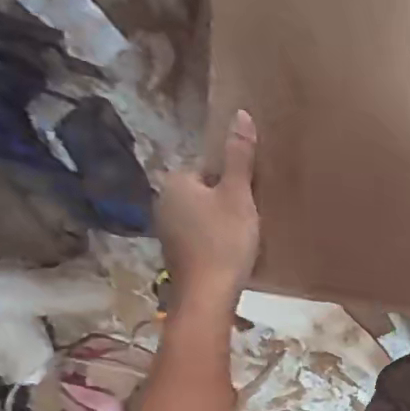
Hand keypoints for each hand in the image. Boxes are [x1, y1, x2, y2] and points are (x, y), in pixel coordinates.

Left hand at [157, 109, 260, 307]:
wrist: (207, 296)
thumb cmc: (224, 242)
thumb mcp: (238, 196)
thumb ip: (239, 156)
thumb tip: (240, 113)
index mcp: (175, 182)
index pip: (209, 170)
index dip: (232, 185)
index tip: (247, 202)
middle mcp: (163, 202)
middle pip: (204, 193)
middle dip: (224, 204)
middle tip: (247, 222)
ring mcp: (166, 232)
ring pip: (201, 217)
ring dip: (219, 225)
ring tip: (240, 241)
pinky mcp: (174, 256)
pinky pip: (198, 238)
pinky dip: (212, 244)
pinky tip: (228, 257)